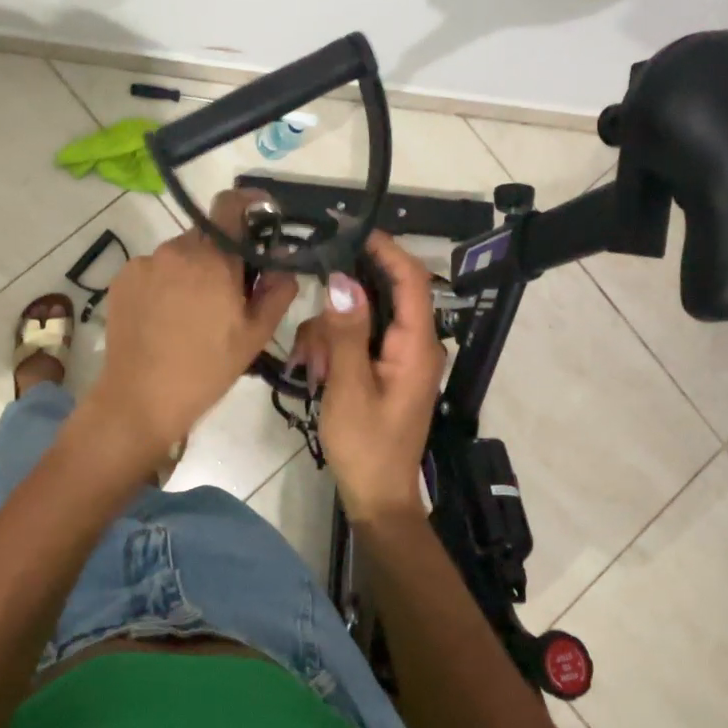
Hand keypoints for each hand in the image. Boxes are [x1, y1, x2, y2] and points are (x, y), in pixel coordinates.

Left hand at [87, 189, 298, 467]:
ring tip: (194, 313)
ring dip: (192, 270)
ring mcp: (145, 263)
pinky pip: (154, 269)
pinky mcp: (123, 279)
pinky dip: (165, 283)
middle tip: (229, 291)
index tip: (261, 215)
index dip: (249, 202)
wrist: (141, 398)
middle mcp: (176, 250)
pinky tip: (166, 317)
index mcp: (213, 259)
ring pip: (179, 254)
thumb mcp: (255, 334)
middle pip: (207, 235)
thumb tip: (284, 258)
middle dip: (221, 254)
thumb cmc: (206, 369)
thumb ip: (277, 289)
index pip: (230, 204)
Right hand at [290, 231, 446, 522]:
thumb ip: (347, 331)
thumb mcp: (349, 387)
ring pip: (360, 319)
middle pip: (379, 296)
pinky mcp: (382, 369)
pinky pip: (356, 341)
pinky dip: (332, 349)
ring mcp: (398, 357)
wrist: (376, 498)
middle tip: (311, 329)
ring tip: (310, 368)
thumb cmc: (366, 445)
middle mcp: (414, 344)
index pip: (411, 280)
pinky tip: (315, 373)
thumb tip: (341, 280)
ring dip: (329, 334)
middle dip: (340, 306)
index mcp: (417, 346)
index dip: (386, 249)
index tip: (351, 229)